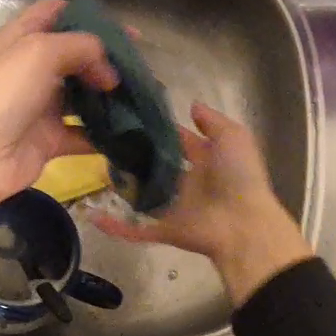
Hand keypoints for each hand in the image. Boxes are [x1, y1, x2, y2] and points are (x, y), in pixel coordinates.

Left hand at [0, 0, 117, 223]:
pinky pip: (81, 135)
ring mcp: (40, 107)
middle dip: (106, 61)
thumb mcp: (41, 52)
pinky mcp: (48, 141)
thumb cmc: (3, 94)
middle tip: (138, 70)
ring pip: (82, 97)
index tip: (126, 32)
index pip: (57, 14)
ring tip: (140, 99)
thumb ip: (82, 48)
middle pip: (75, 57)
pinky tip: (126, 133)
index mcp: (22, 39)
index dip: (90, 17)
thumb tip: (109, 72)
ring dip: (108, 98)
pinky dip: (103, 135)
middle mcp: (32, 70)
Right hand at [97, 102, 314, 306]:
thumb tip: (191, 105)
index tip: (135, 118)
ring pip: (144, 197)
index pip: (180, 142)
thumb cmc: (240, 176)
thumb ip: (212, 120)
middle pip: (159, 168)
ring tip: (97, 170)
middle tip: (110, 141)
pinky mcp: (165, 230)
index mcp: (207, 161)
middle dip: (138, 156)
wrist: (243, 224)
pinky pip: (136, 231)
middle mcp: (190, 184)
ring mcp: (176, 208)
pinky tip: (92, 217)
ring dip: (123, 188)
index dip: (161, 131)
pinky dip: (115, 227)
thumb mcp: (233, 137)